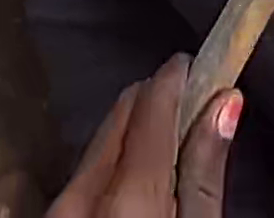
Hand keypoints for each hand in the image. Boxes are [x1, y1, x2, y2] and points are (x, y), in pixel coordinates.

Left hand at [47, 55, 242, 217]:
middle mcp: (80, 193)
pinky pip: (85, 169)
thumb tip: (225, 100)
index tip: (207, 71)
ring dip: (137, 133)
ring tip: (167, 165)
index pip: (154, 95)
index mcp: (127, 196)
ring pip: (104, 135)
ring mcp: (56, 207)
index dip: (184, 74)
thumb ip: (206, 171)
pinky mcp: (48, 216)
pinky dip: (113, 164)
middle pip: (126, 106)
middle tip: (195, 123)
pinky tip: (133, 190)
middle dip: (162, 102)